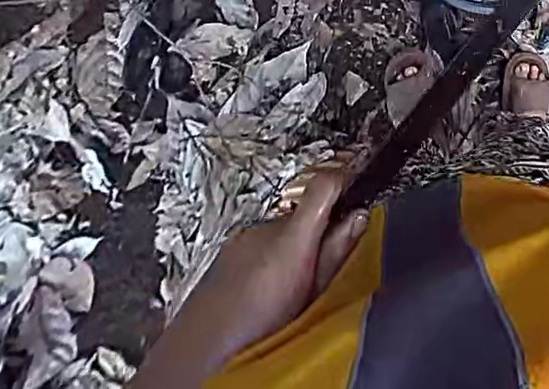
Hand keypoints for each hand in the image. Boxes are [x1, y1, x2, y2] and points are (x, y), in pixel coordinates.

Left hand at [131, 168, 367, 386]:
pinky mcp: (222, 258)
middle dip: (319, 230)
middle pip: (304, 212)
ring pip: (280, 232)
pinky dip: (269, 262)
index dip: (345, 179)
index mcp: (290, 239)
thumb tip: (359, 216)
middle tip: (325, 267)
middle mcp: (262, 231)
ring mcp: (238, 243)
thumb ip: (335, 254)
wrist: (189, 372)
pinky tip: (266, 297)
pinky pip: (258, 247)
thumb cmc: (253, 342)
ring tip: (291, 291)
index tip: (360, 186)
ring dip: (292, 249)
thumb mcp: (311, 300)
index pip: (325, 183)